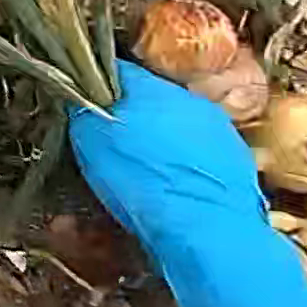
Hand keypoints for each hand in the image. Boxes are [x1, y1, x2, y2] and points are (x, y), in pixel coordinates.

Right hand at [70, 62, 306, 306]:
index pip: (114, 68)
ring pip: (171, 124)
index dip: (89, 79)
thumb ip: (80, 105)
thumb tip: (71, 88)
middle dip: (121, 110)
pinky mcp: (236, 170)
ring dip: (150, 136)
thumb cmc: (142, 180)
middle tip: (98, 131)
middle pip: (145, 96)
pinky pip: (193, 154)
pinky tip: (159, 183)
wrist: (211, 238)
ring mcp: (220, 136)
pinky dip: (173, 163)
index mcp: (157, 88)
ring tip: (128, 162)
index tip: (74, 94)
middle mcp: (192, 103)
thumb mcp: (90, 138)